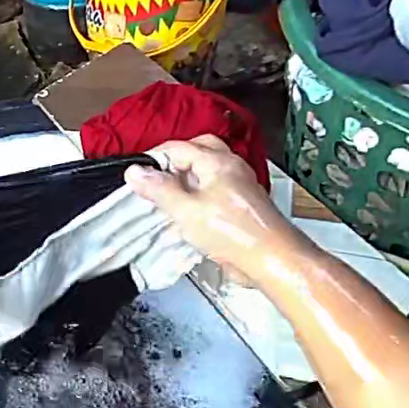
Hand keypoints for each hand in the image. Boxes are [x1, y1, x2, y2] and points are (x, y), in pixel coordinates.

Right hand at [124, 135, 310, 288]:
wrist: (273, 260)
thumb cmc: (236, 234)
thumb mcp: (186, 211)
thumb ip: (159, 190)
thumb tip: (136, 172)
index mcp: (217, 163)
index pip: (178, 147)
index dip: (154, 158)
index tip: (137, 174)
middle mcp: (231, 168)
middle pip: (198, 150)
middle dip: (174, 161)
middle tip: (155, 178)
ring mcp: (239, 186)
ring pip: (207, 171)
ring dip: (186, 179)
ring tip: (167, 196)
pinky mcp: (241, 206)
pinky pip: (214, 190)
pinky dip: (197, 195)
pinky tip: (186, 214)